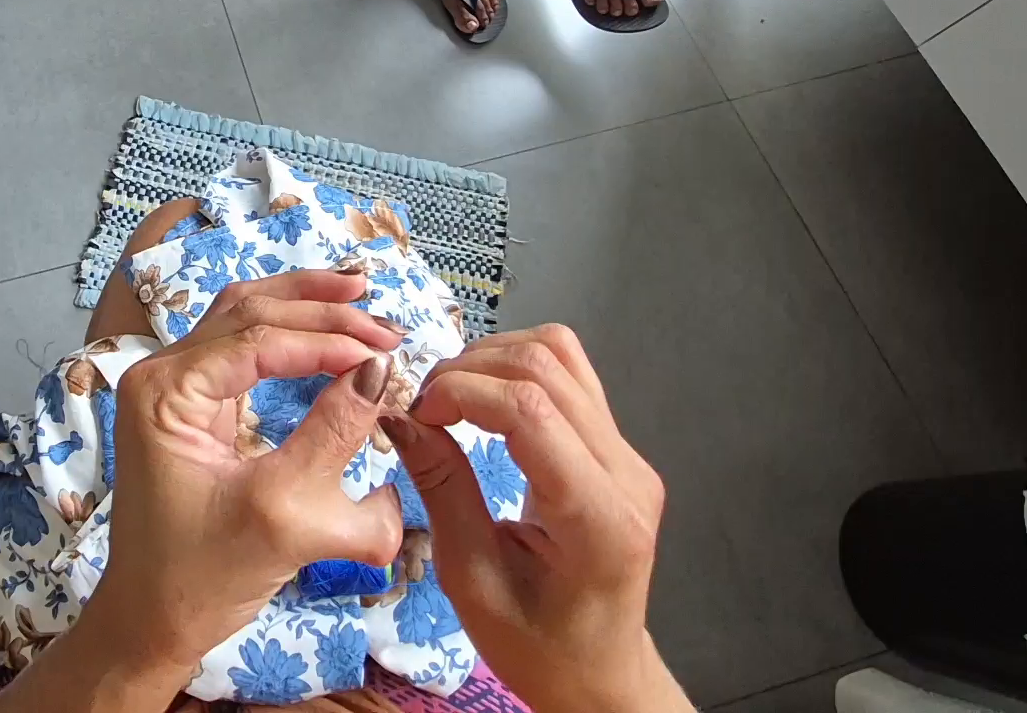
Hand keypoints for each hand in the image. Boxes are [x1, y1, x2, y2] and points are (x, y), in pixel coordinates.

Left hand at [91, 270, 407, 680]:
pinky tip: (320, 318)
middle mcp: (161, 372)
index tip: (386, 355)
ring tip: (357, 290)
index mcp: (164, 391)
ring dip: (302, 301)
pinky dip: (286, 325)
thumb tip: (379, 372)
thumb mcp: (281, 513)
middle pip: (249, 312)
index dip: (327, 342)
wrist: (151, 621)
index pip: (257, 340)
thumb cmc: (203, 578)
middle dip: (321, 311)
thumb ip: (332, 436)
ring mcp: (174, 382)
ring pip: (243, 314)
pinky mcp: (193, 399)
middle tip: (385, 326)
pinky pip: (242, 342)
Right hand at [380, 325, 689, 712]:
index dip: (460, 392)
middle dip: (467, 370)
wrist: (600, 674)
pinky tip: (484, 394)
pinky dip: (513, 364)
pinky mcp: (617, 444)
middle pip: (543, 367)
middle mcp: (626, 472)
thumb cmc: (534, 644)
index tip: (417, 416)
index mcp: (597, 519)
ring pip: (558, 353)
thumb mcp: (470, 577)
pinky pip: (568, 370)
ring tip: (451, 396)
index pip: (529, 410)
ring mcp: (628, 453)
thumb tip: (398, 416)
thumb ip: (441, 486)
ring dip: (489, 359)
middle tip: (427, 408)